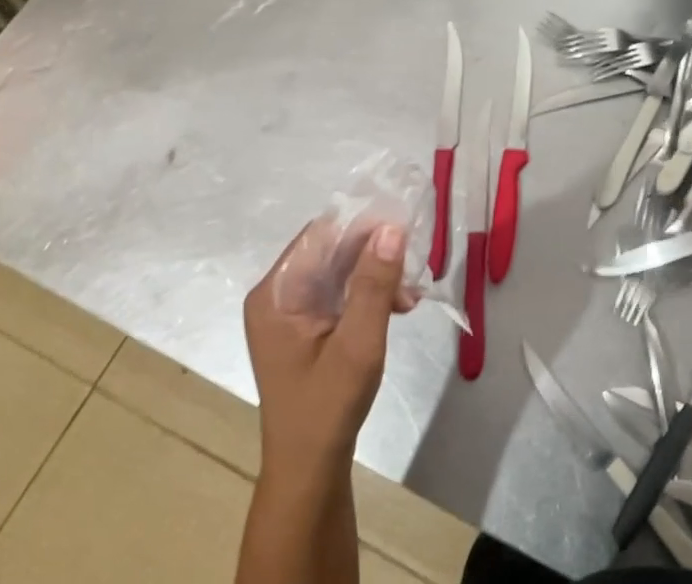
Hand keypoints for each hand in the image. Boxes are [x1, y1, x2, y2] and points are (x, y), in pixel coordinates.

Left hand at [244, 223, 414, 473]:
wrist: (309, 467)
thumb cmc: (328, 406)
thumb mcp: (358, 343)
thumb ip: (374, 284)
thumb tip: (392, 228)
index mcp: (276, 293)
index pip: (320, 236)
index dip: (362, 224)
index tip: (405, 226)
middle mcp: (277, 295)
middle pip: (329, 251)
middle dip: (375, 253)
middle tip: (415, 267)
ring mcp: (289, 312)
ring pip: (338, 271)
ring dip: (376, 276)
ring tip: (411, 296)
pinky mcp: (304, 327)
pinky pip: (338, 293)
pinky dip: (368, 294)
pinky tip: (399, 306)